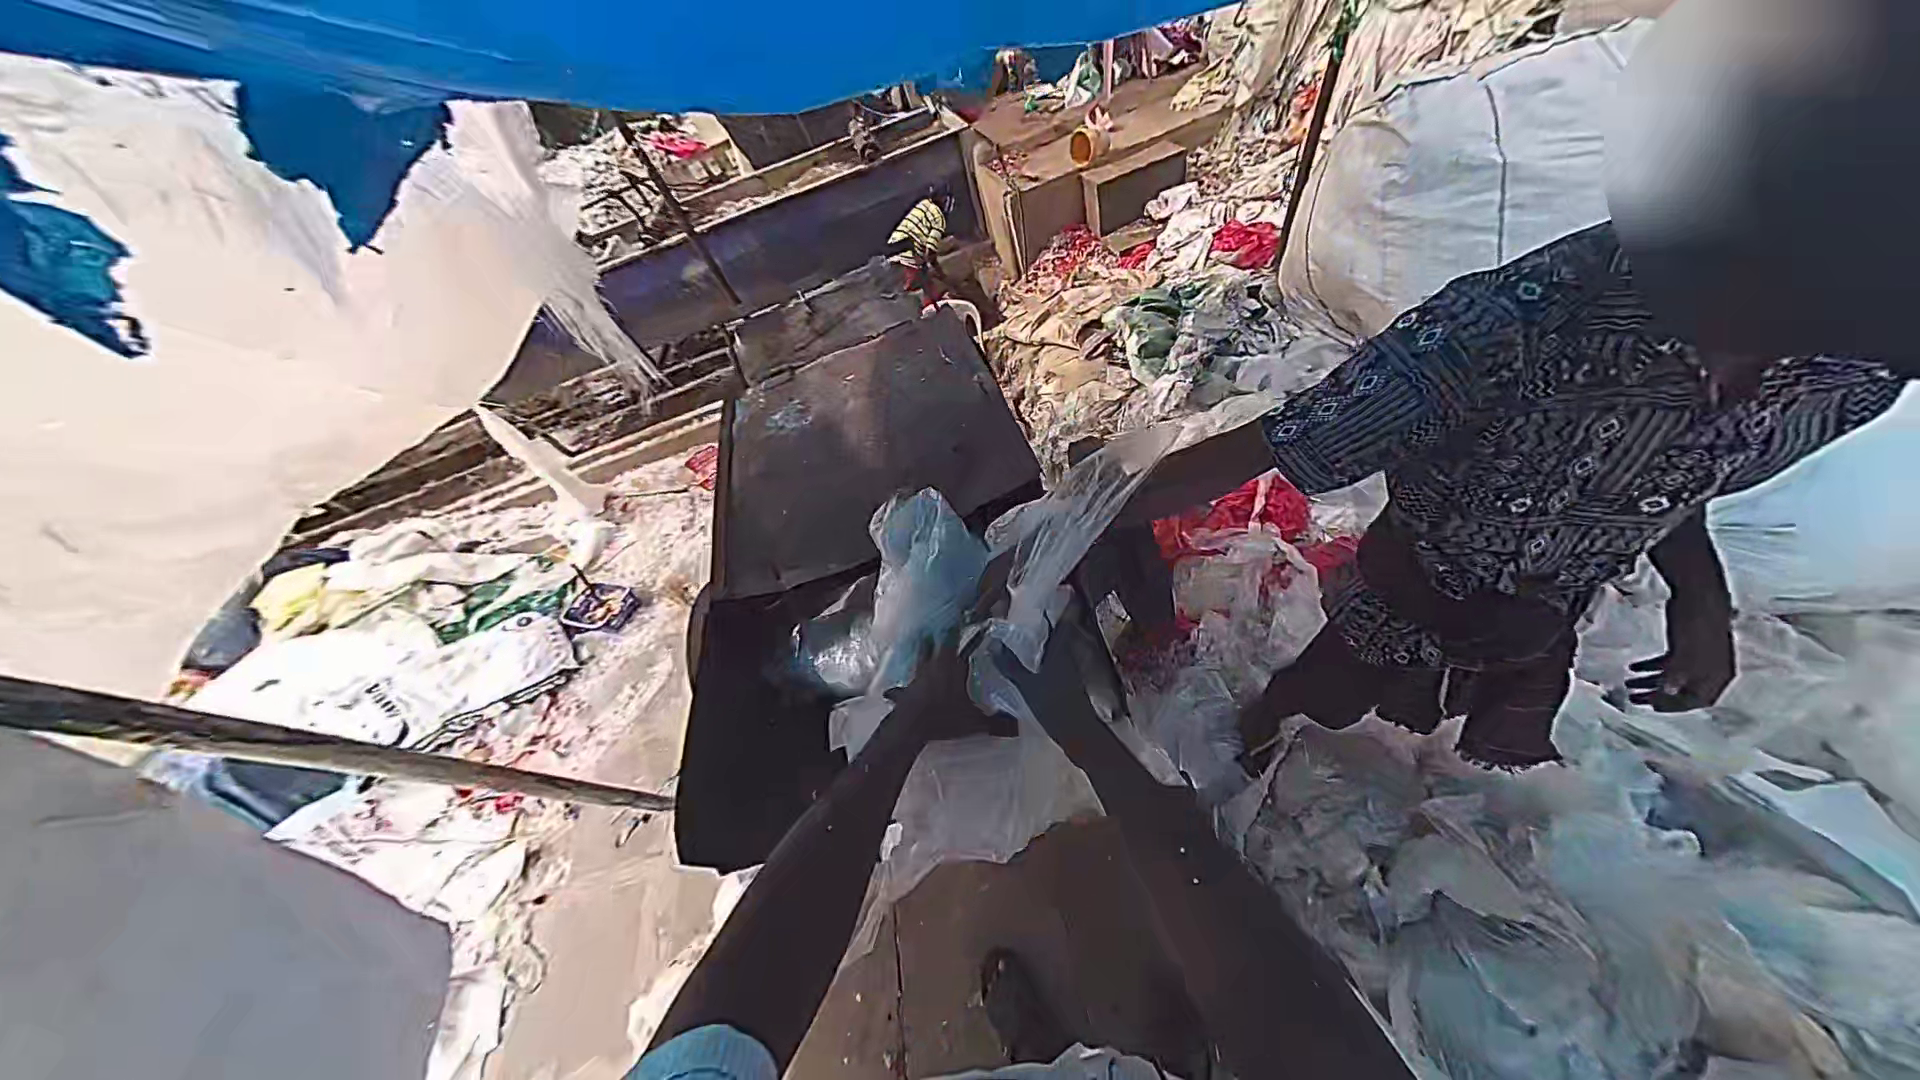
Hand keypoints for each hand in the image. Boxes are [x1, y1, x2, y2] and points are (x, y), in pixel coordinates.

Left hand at [883, 638, 1007, 742]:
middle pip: (936, 642)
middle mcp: (933, 665)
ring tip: (923, 642)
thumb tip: (1018, 726)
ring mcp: (917, 676)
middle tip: (946, 628)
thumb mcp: (974, 722)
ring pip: (919, 656)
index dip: (966, 632)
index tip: (971, 622)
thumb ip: (995, 723)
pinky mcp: (905, 689)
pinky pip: (904, 682)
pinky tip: (892, 689)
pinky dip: (901, 684)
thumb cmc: (944, 717)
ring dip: (923, 650)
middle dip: (942, 636)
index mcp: (952, 666)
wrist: (911, 726)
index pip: (961, 643)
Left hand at [1627, 600, 1734, 711]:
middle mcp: (1714, 668)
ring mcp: (1702, 656)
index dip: (1675, 707)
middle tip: (1633, 698)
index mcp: (1719, 674)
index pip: (1699, 700)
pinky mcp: (1689, 644)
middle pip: (1685, 691)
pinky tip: (1633, 668)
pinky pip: (1671, 662)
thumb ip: (1678, 674)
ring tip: (1628, 684)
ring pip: (1676, 676)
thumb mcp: (1684, 653)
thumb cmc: (1695, 624)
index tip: (1651, 708)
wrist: (1699, 597)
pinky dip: (1652, 667)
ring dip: (1651, 682)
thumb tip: (1668, 693)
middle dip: (1658, 696)